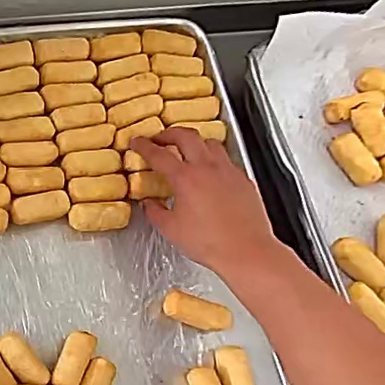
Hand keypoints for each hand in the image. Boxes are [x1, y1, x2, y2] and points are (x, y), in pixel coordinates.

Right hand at [131, 129, 286, 275]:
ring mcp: (228, 171)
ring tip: (187, 150)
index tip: (138, 142)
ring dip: (194, 141)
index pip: (159, 154)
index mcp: (186, 179)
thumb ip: (155, 212)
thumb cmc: (209, 242)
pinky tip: (210, 171)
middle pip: (186, 136)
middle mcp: (207, 168)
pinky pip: (226, 159)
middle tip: (160, 139)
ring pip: (209, 142)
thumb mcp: (171, 229)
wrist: (246, 250)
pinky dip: (213, 158)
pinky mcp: (243, 179)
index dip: (144, 146)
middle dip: (169, 133)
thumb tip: (149, 204)